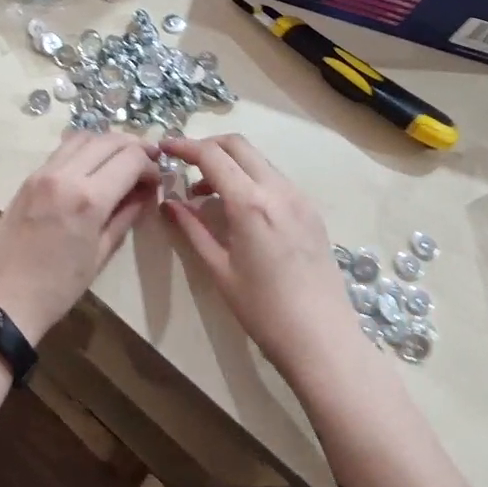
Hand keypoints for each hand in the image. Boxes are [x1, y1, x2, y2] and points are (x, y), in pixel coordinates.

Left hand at [0, 132, 159, 343]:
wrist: (3, 297)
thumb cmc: (58, 287)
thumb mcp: (101, 254)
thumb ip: (125, 216)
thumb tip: (144, 192)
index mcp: (88, 199)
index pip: (130, 158)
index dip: (150, 165)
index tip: (156, 179)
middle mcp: (66, 175)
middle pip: (108, 140)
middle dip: (133, 147)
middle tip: (147, 163)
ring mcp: (43, 172)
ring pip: (84, 136)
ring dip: (108, 143)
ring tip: (121, 161)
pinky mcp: (29, 176)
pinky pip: (63, 149)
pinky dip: (84, 149)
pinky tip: (93, 166)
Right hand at [160, 134, 352, 374]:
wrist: (323, 341)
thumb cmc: (264, 311)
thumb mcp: (219, 270)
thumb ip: (192, 229)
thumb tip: (169, 203)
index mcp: (250, 203)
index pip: (212, 155)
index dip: (184, 146)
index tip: (164, 147)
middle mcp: (278, 190)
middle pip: (238, 145)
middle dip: (208, 146)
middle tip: (184, 164)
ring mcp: (299, 199)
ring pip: (258, 160)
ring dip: (230, 163)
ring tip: (207, 193)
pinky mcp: (311, 212)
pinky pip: (275, 180)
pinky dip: (251, 179)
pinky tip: (239, 209)